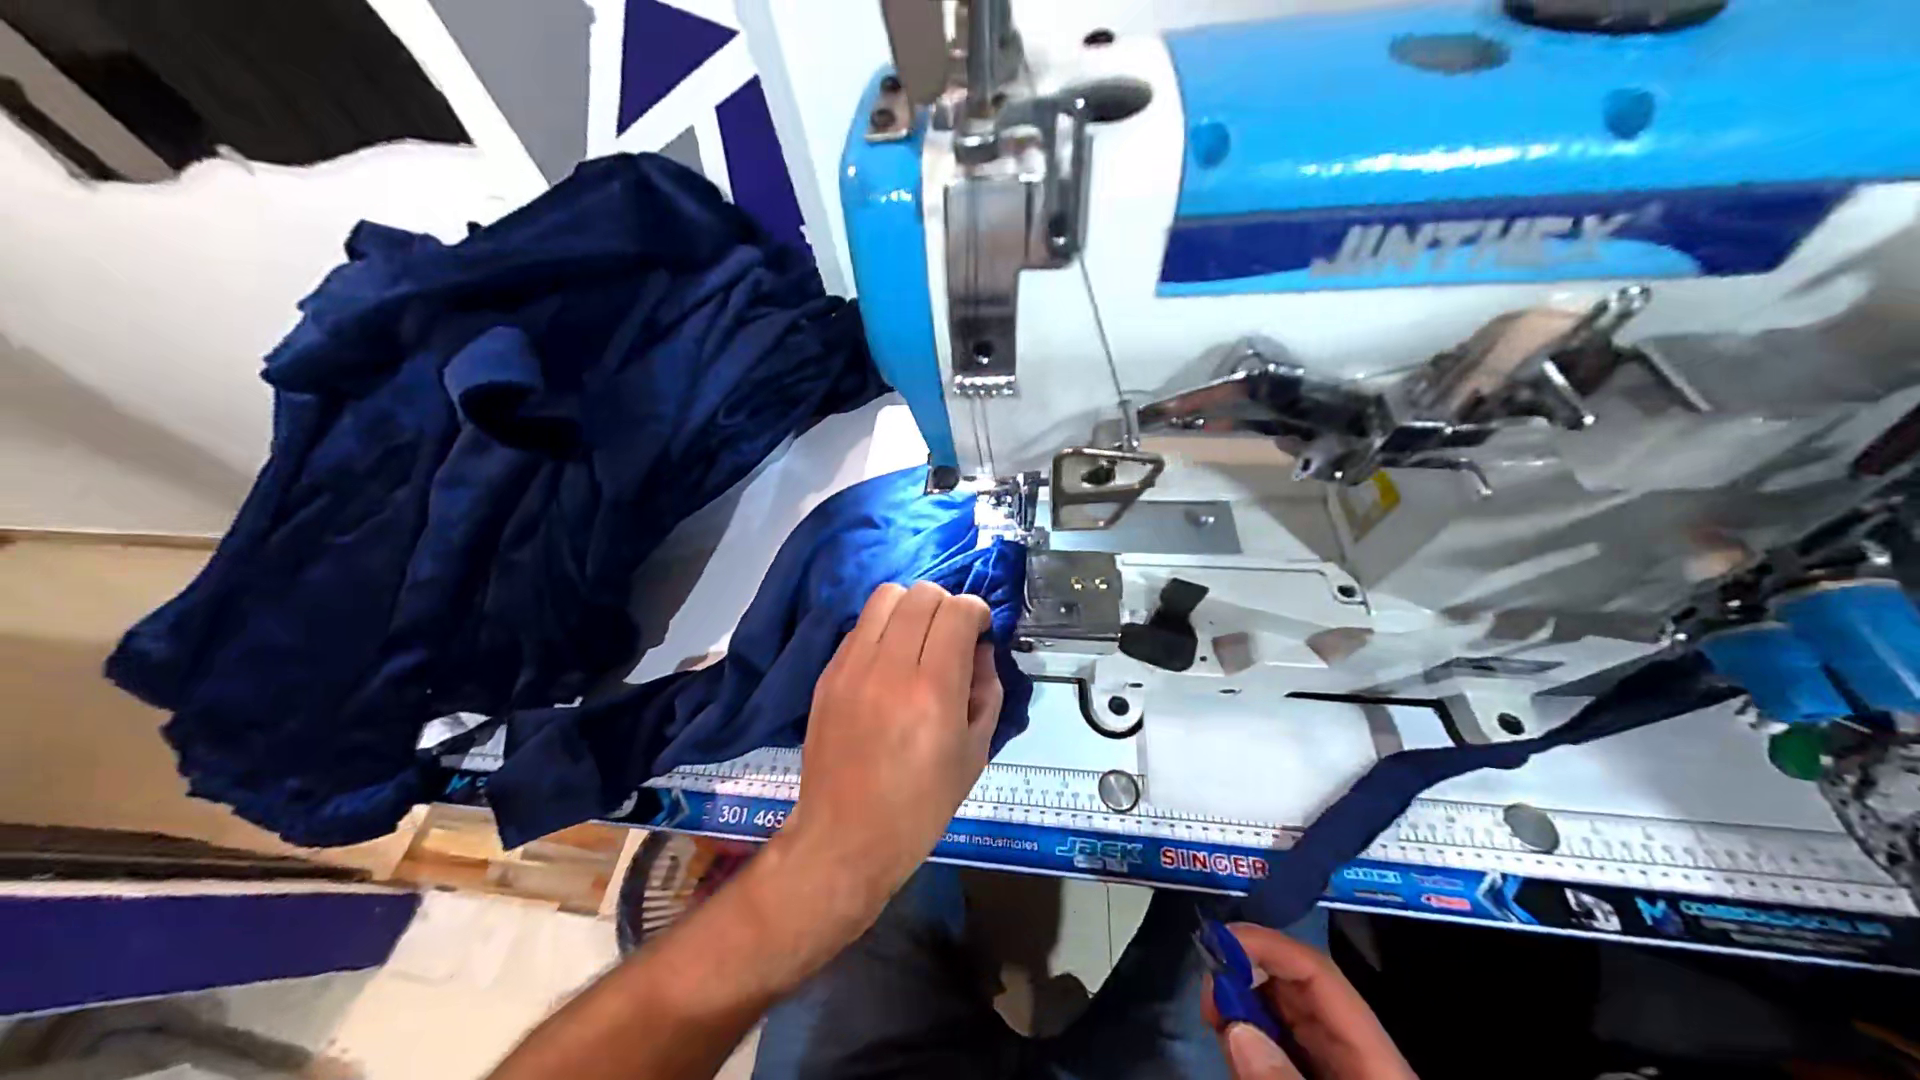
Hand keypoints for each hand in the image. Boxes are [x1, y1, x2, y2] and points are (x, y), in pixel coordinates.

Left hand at [781, 582, 1002, 918]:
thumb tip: (980, 650)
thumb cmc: (919, 806)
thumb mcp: (974, 754)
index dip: (978, 611)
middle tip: (952, 634)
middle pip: (922, 593)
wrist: (845, 836)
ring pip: (885, 596)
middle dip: (947, 604)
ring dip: (911, 606)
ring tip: (918, 638)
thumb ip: (986, 691)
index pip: (959, 610)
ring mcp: (853, 666)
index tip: (980, 631)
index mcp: (934, 689)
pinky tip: (888, 660)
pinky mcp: (828, 674)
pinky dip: (882, 628)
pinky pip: (860, 625)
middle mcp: (891, 666)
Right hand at [1204, 923, 1413, 1079]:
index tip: (1217, 943)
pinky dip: (1248, 1038)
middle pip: (1298, 991)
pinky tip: (1228, 1039)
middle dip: (1247, 976)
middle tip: (1207, 993)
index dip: (1268, 946)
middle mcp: (1355, 1054)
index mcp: (1378, 1059)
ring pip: (1282, 1018)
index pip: (1321, 975)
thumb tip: (1234, 1026)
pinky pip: (1278, 1048)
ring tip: (1212, 1017)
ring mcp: (1335, 1070)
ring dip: (1242, 1007)